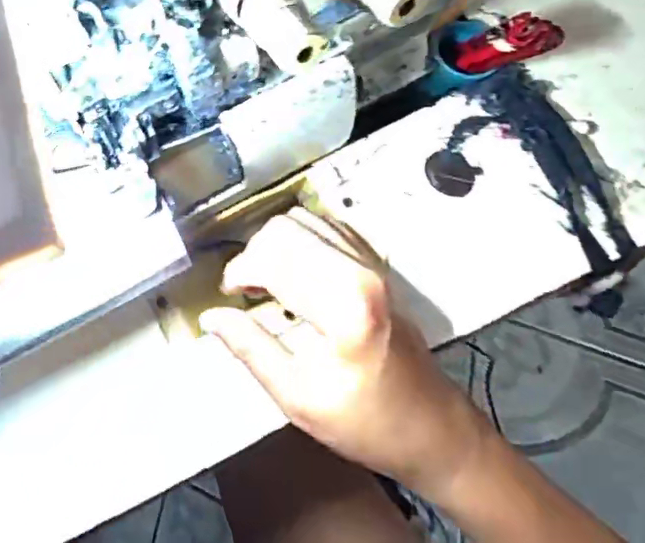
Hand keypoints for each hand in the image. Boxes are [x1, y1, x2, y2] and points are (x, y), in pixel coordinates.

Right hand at [201, 209, 491, 490]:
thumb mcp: (298, 398)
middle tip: (246, 289)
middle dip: (253, 255)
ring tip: (267, 281)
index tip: (229, 294)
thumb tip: (213, 318)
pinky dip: (297, 240)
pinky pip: (322, 225)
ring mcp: (369, 260)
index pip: (272, 258)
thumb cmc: (370, 421)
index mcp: (344, 305)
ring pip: (300, 219)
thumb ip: (251, 350)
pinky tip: (293, 272)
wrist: (431, 424)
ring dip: (273, 245)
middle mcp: (359, 270)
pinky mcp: (372, 259)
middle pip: (283, 229)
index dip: (239, 272)